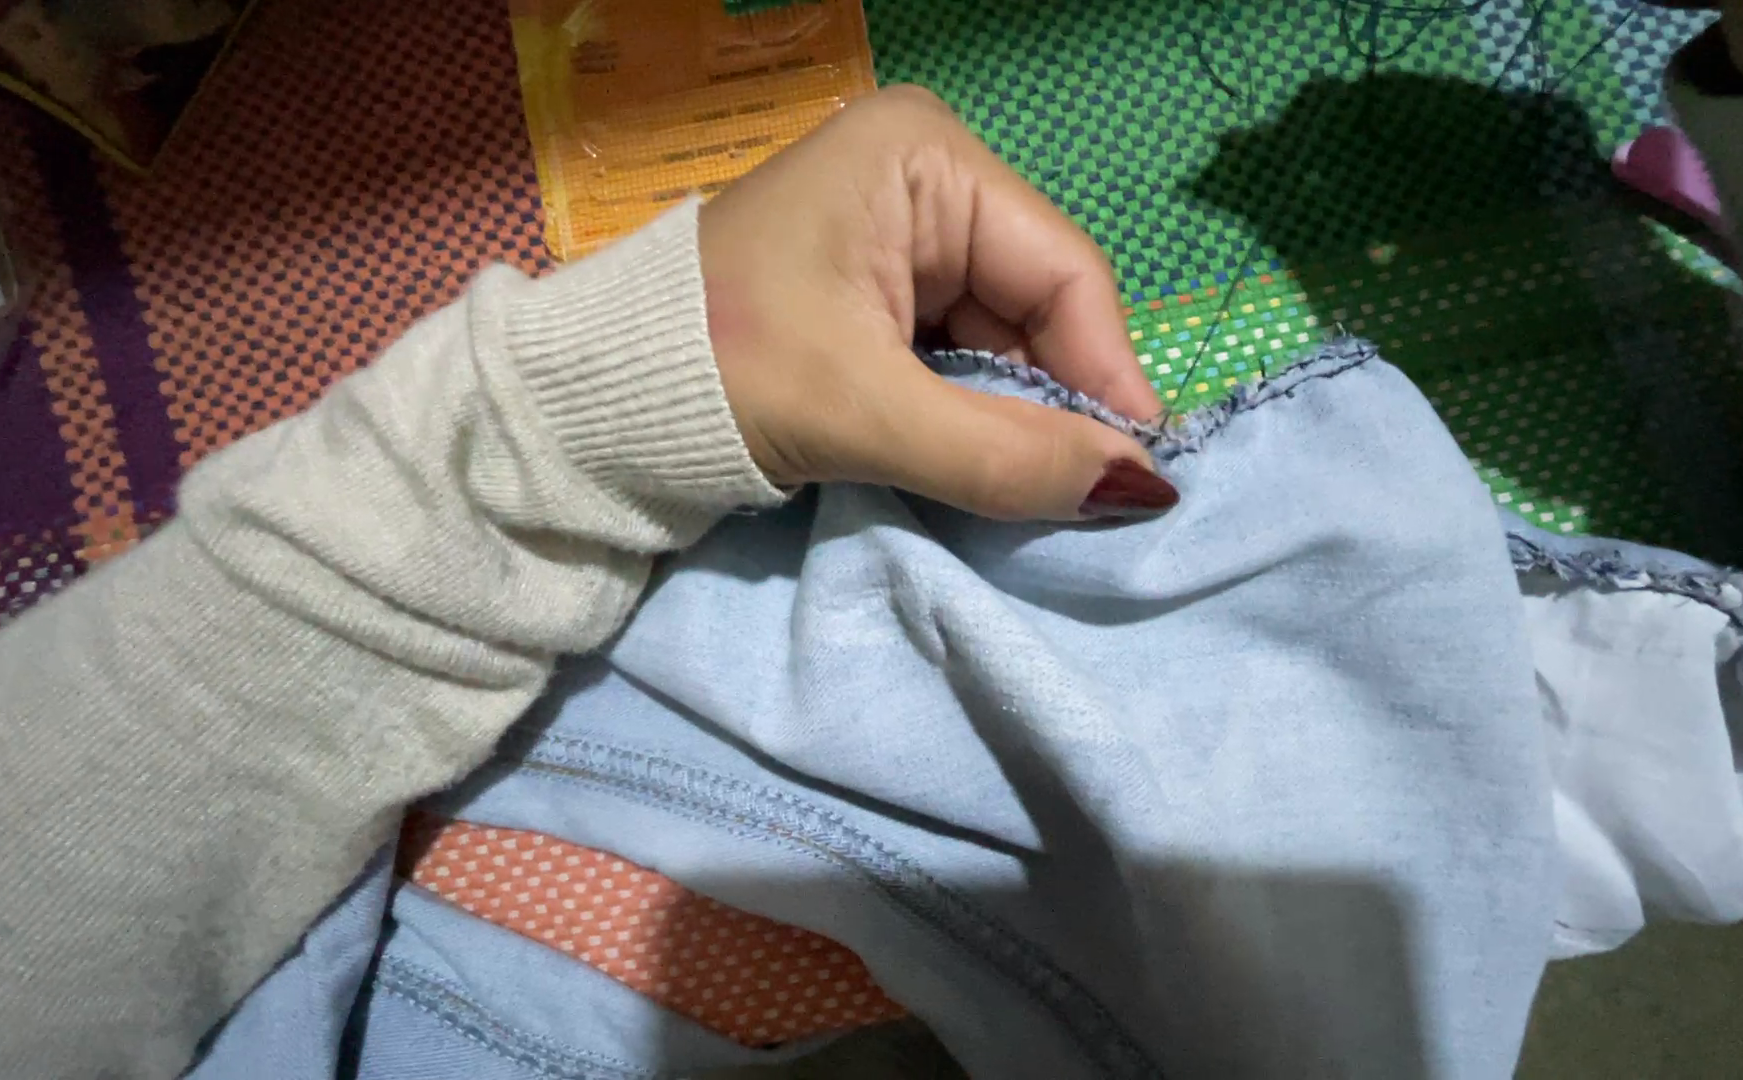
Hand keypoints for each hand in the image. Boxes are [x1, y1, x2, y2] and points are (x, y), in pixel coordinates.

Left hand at [698, 85, 1175, 521]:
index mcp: (924, 160)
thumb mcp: (866, 411)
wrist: (605, 402)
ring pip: (1004, 341)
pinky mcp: (883, 296)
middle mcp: (924, 184)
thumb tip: (1135, 487)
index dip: (1108, 372)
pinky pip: (962, 359)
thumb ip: (1000, 452)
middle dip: (1058, 401)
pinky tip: (979, 455)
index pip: (1061, 269)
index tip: (1137, 467)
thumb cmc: (722, 372)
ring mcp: (904, 241)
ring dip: (1017, 416)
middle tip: (1081, 490)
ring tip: (1027, 480)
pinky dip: (976, 415)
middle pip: (1037, 306)